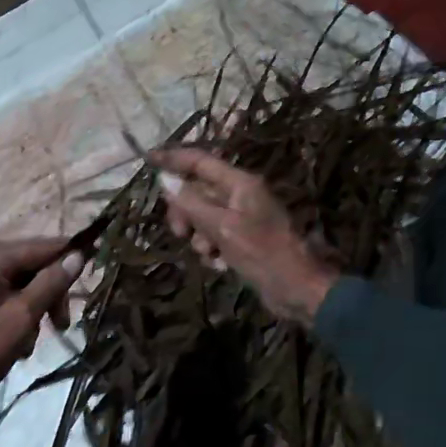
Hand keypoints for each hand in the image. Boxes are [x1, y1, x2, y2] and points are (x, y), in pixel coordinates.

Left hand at [0, 238, 86, 436]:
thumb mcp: (21, 318)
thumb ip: (51, 283)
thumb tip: (79, 254)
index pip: (41, 246)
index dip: (70, 258)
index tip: (95, 272)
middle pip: (30, 264)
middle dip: (50, 292)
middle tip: (63, 324)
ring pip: (18, 284)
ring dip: (34, 309)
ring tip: (32, 343)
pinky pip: (2, 298)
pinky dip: (16, 317)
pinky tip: (16, 345)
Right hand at [152, 148, 338, 325]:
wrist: (298, 289)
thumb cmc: (262, 253)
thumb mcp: (222, 227)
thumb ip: (192, 203)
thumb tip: (165, 179)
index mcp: (239, 182)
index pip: (199, 160)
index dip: (173, 158)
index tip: (147, 159)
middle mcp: (240, 195)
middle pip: (198, 190)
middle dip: (184, 211)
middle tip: (180, 233)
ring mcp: (241, 218)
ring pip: (203, 217)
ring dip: (199, 236)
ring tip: (210, 255)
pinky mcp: (242, 240)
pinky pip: (214, 237)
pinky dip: (212, 249)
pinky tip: (220, 265)